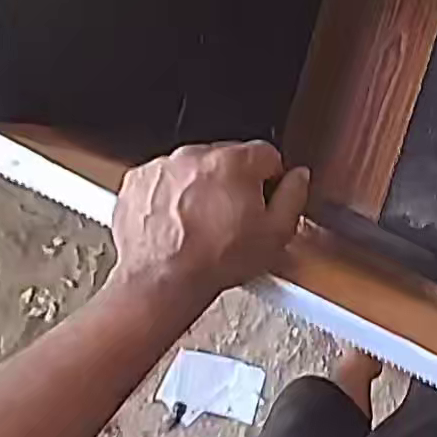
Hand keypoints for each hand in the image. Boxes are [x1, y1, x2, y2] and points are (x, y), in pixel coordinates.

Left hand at [109, 141, 308, 302]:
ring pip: (195, 170)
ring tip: (204, 228)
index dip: (272, 180)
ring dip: (202, 190)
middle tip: (234, 220)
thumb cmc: (213, 262)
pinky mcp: (138, 181)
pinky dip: (172, 198)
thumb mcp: (275, 235)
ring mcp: (163, 167)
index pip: (267, 154)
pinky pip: (165, 181)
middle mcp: (195, 156)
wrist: (161, 282)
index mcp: (233, 163)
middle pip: (229, 159)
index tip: (265, 200)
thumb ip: (294, 197)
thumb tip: (298, 178)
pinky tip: (180, 226)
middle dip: (235, 184)